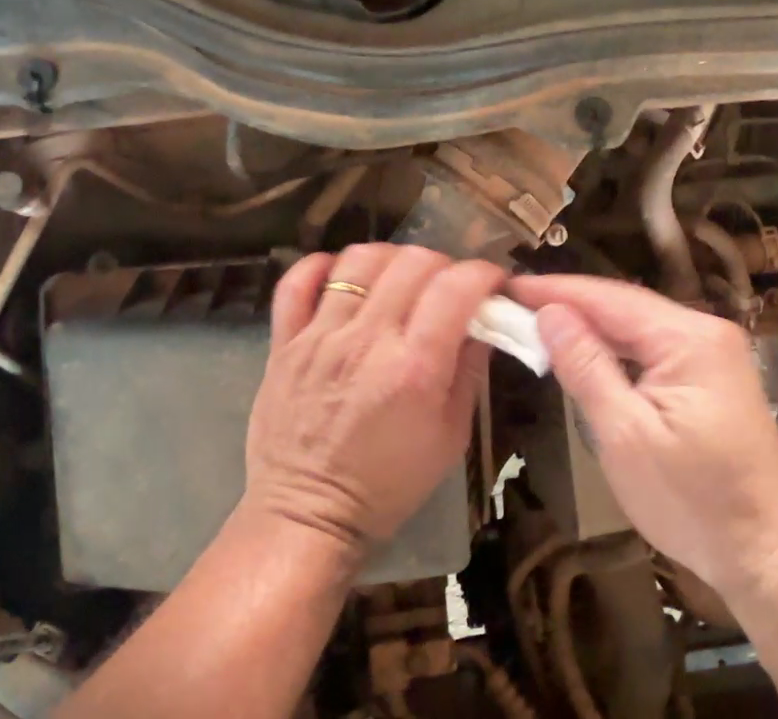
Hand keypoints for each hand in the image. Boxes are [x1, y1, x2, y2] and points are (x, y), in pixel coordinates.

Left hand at [244, 244, 506, 556]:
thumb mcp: (451, 437)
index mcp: (414, 368)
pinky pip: (297, 282)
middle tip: (448, 289)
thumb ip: (469, 371)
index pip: (456, 287)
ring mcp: (320, 337)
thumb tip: (484, 322)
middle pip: (412, 263)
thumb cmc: (389, 485)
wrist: (307, 516)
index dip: (484, 274)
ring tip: (399, 282)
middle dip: (444, 265)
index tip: (493, 284)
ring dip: (391, 261)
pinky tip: (344, 281)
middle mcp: (367, 341)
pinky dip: (323, 269)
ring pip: (359, 261)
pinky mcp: (284, 342)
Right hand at [507, 275, 777, 596]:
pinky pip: (655, 350)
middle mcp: (708, 332)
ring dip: (592, 327)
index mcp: (691, 338)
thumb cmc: (692, 501)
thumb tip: (549, 314)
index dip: (556, 291)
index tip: (509, 286)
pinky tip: (589, 354)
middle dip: (571, 305)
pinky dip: (618, 350)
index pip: (611, 298)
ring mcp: (715, 355)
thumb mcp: (625, 436)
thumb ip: (586, 367)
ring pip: (640, 328)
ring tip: (539, 324)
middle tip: (515, 306)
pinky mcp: (714, 379)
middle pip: (627, 307)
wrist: (763, 553)